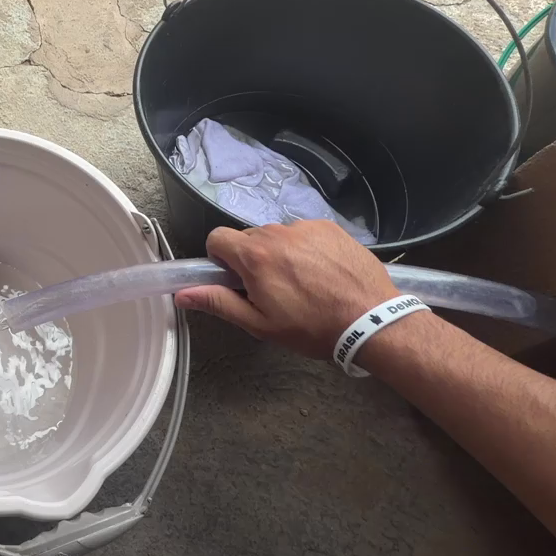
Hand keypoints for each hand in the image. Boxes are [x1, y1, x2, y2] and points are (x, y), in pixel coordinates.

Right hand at [175, 221, 401, 360]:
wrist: (373, 321)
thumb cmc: (313, 327)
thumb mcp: (260, 324)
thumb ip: (218, 302)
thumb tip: (181, 294)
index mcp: (253, 255)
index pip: (216, 238)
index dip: (220, 258)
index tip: (236, 278)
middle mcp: (275, 233)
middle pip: (248, 238)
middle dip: (252, 258)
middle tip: (273, 288)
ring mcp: (304, 228)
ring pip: (277, 235)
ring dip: (280, 252)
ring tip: (304, 282)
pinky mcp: (329, 228)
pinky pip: (304, 233)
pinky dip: (306, 247)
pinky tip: (323, 271)